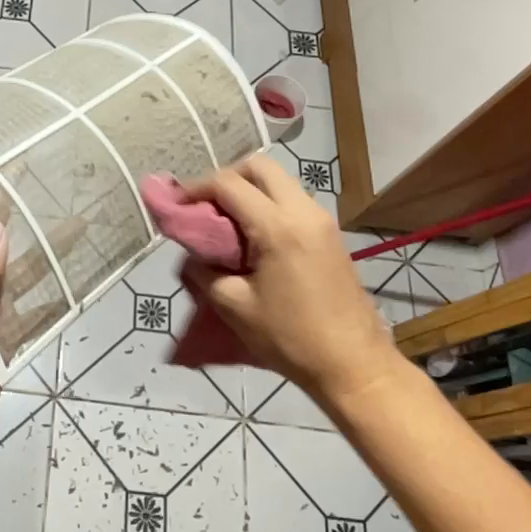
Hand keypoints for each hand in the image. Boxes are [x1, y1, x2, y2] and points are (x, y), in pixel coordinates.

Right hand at [182, 156, 404, 397]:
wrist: (353, 364)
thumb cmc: (290, 338)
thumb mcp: (234, 306)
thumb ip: (205, 271)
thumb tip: (193, 254)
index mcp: (278, 227)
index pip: (229, 184)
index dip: (196, 188)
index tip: (176, 206)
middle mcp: (304, 212)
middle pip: (259, 167)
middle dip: (226, 178)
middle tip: (205, 206)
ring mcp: (322, 220)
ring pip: (279, 181)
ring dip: (249, 190)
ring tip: (226, 222)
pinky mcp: (331, 234)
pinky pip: (293, 201)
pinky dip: (268, 204)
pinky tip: (253, 236)